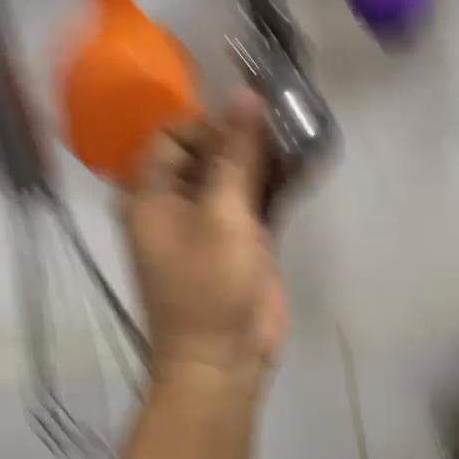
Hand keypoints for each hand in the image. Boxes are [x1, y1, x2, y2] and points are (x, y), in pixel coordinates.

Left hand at [125, 92, 286, 385]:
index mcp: (153, 195)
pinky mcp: (243, 239)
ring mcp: (212, 221)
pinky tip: (306, 167)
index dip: (208, 124)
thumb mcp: (221, 215)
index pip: (172, 135)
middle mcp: (178, 202)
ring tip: (300, 139)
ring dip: (266, 157)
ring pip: (237, 173)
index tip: (247, 128)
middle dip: (244, 136)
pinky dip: (278, 184)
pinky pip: (257, 198)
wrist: (223, 363)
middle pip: (208, 150)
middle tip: (284, 125)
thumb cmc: (208, 287)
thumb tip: (245, 94)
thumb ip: (236, 154)